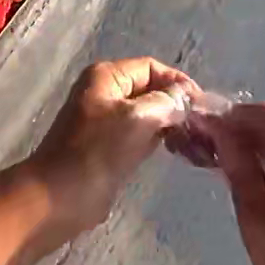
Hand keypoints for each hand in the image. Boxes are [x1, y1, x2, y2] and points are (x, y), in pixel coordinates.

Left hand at [29, 58, 197, 234]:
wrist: (60, 196)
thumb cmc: (97, 152)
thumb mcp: (136, 119)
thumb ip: (165, 102)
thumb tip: (185, 96)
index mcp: (107, 76)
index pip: (151, 68)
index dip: (178, 83)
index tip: (203, 107)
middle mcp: (105, 91)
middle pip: (150, 89)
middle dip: (176, 105)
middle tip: (204, 130)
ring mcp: (105, 118)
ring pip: (147, 113)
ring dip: (170, 125)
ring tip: (196, 144)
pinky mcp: (108, 145)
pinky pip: (140, 134)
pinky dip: (158, 140)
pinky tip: (178, 153)